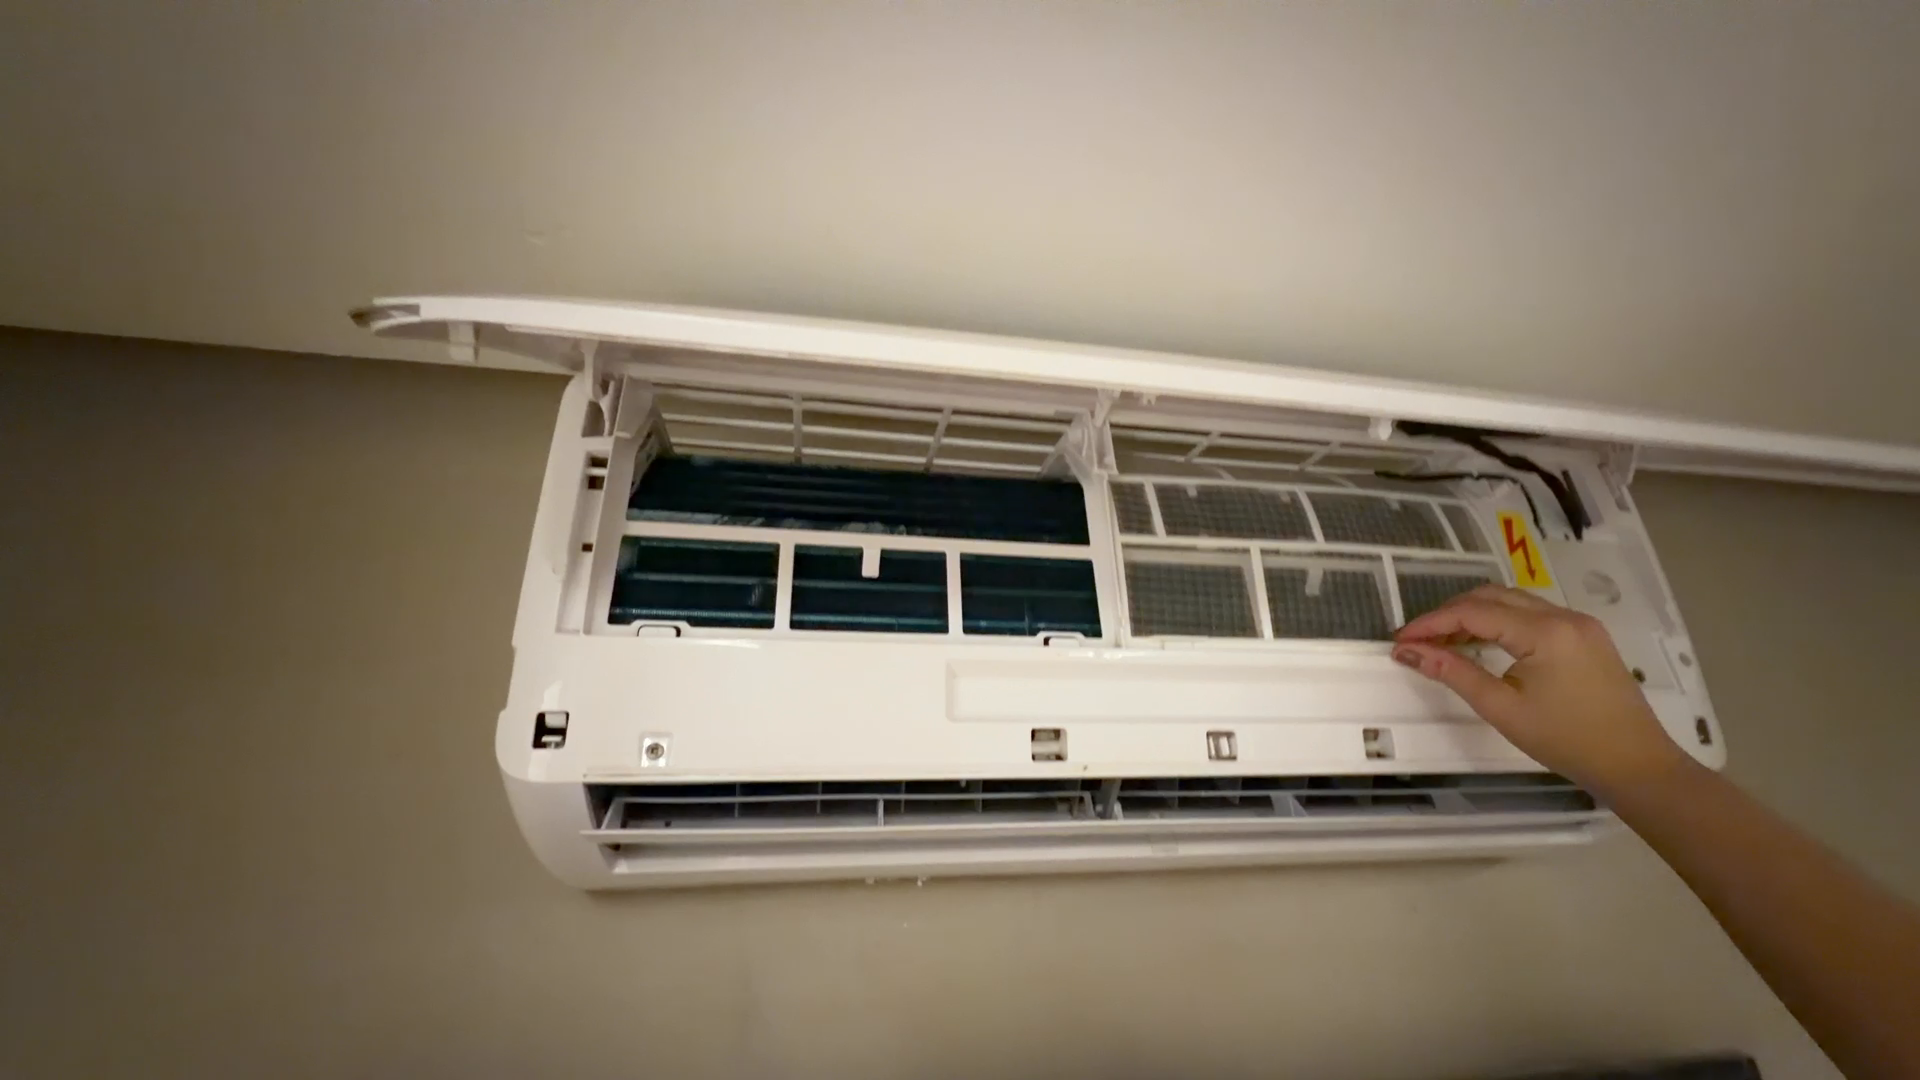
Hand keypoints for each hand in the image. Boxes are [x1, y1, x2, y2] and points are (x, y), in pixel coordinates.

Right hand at [1392, 585, 1688, 796]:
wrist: (1637, 765)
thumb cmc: (1565, 740)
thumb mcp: (1500, 707)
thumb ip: (1452, 672)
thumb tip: (1406, 651)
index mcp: (1545, 632)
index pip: (1473, 612)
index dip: (1430, 623)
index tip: (1400, 641)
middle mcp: (1563, 616)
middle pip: (1490, 596)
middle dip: (1448, 614)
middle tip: (1419, 641)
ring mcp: (1578, 624)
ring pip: (1510, 601)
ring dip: (1472, 616)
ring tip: (1443, 643)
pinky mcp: (1584, 635)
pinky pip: (1530, 614)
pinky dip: (1497, 622)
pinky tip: (1481, 644)